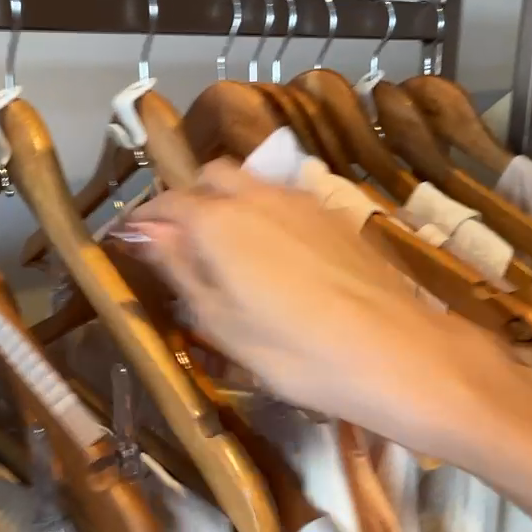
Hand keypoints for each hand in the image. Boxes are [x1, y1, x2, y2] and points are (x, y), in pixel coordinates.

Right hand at [118, 160, 531, 453]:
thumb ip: (179, 269)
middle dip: (187, 200)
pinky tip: (273, 254)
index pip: (165, 203)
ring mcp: (300, 200)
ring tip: (226, 250)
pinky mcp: (334, 214)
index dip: (144, 219)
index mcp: (217, 221)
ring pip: (249, 182)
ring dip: (225, 201)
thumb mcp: (221, 323)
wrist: (399, 354)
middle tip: (181, 245)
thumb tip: (141, 232)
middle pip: (209, 177)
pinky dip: (262, 210)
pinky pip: (282, 196)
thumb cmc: (297, 353)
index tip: (132, 241)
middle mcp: (256, 196)